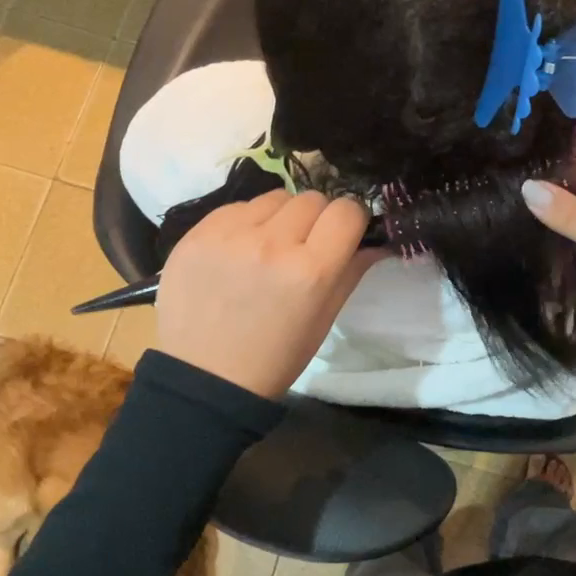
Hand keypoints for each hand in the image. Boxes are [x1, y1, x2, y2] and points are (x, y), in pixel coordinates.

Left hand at [155, 190, 380, 397]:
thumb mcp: (323, 320)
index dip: (351, 221)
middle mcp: (272, 244)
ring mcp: (230, 235)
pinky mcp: (197, 233)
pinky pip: (237, 207)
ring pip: (275, 197)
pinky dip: (247, 222)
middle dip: (317, 218)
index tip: (343, 236)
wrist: (203, 378)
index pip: (347, 212)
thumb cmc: (274, 357)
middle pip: (312, 199)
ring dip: (281, 216)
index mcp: (310, 271)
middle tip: (305, 245)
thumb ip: (352, 272)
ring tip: (270, 246)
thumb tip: (377, 241)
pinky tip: (240, 251)